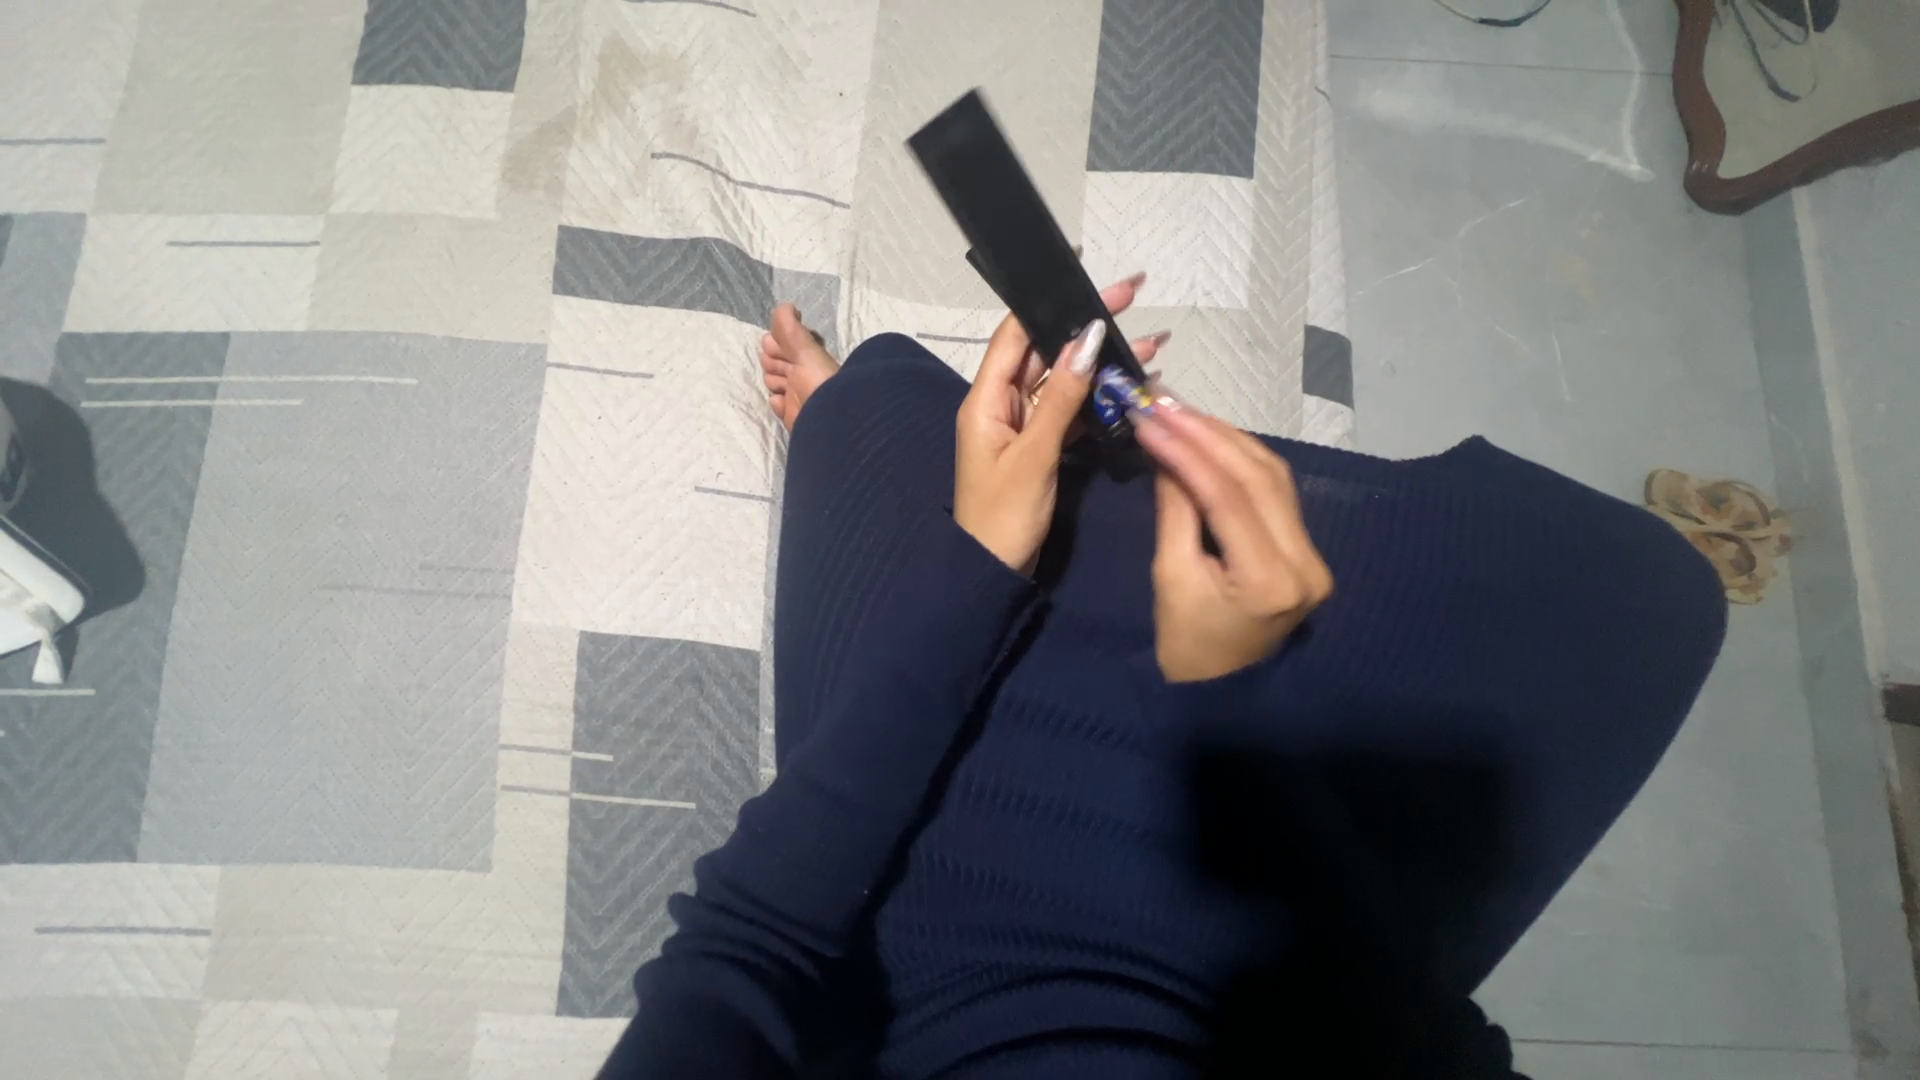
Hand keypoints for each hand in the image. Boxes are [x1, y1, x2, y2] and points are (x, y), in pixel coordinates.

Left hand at [954, 276, 1164, 574]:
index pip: (1015, 336)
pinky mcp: (1039, 448)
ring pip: (1063, 384)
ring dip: (1100, 366)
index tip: (1088, 278)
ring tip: (1152, 346)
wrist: (993, 574)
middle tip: (1135, 302)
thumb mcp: (1034, 455)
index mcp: (986, 400)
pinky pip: (1069, 414)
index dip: (1049, 303)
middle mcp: (1001, 405)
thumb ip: (1062, 398)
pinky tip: (1129, 388)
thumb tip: (1086, 336)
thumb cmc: (1004, 517)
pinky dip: (1096, 401)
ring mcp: (1021, 427)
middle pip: (1045, 355)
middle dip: (1087, 331)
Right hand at [1133, 405, 1332, 681]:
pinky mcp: (1308, 550)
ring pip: (1274, 476)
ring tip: (1182, 413)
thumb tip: (1166, 451)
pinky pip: (1276, 492)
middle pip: (1260, 477)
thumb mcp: (1170, 576)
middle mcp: (1306, 562)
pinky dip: (1241, 460)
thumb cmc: (1185, 643)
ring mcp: (1314, 555)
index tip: (1149, 420)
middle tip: (1164, 404)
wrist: (1222, 689)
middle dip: (1208, 434)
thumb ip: (1174, 511)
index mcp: (1269, 579)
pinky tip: (1210, 438)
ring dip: (1227, 439)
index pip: (1228, 497)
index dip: (1187, 452)